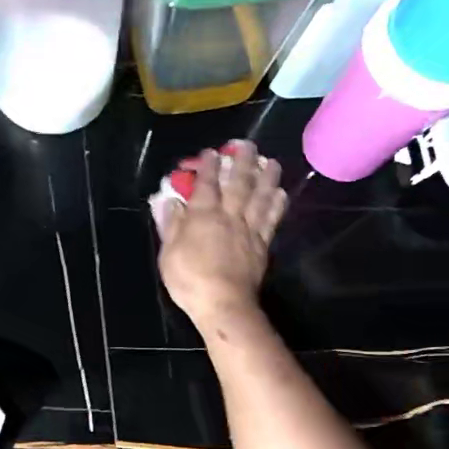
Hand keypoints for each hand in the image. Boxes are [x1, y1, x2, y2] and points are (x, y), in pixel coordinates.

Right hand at [153, 140, 286, 329]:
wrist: (224, 305)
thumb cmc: (190, 280)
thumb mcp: (169, 253)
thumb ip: (170, 225)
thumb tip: (168, 201)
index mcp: (203, 216)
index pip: (206, 184)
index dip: (208, 166)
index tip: (211, 152)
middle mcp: (229, 216)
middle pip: (238, 182)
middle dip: (241, 161)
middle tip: (246, 144)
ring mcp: (249, 229)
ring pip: (260, 196)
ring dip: (266, 176)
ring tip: (271, 161)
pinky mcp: (262, 244)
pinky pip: (272, 218)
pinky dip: (277, 203)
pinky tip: (280, 193)